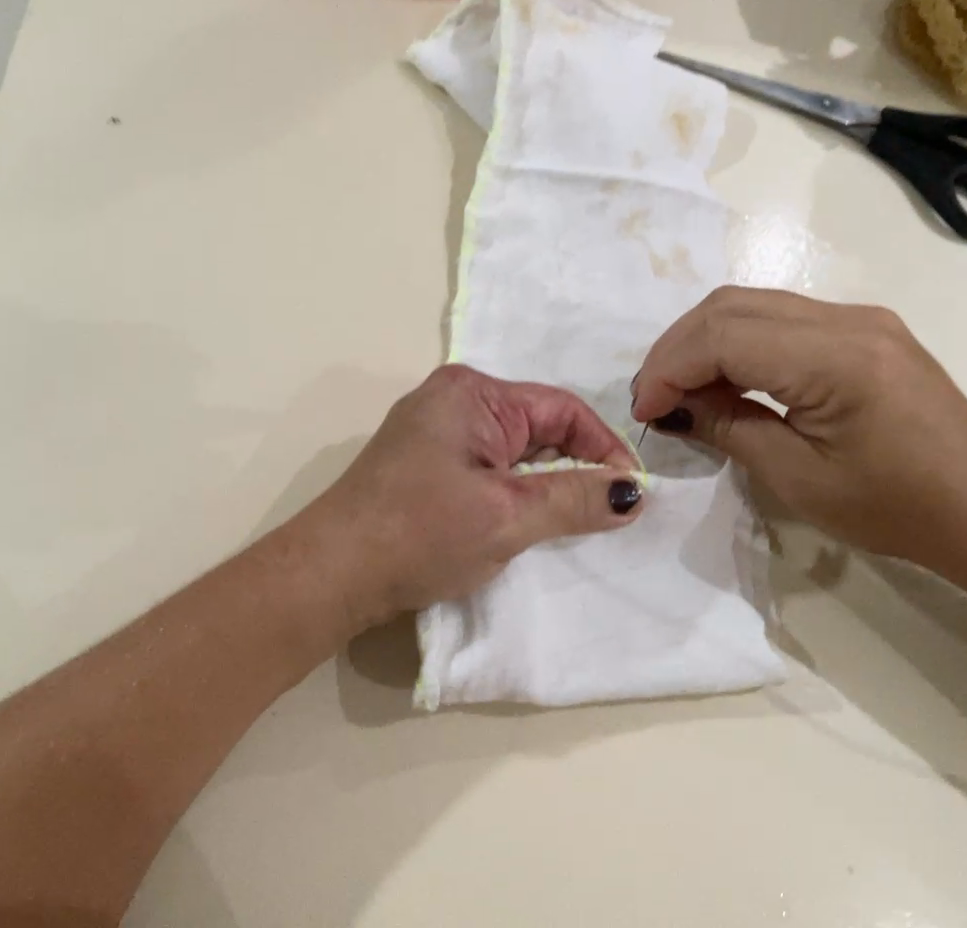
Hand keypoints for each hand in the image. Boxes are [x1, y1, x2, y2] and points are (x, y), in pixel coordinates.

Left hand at [313, 365, 643, 624]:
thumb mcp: (508, 516)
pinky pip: (486, 466)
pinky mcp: (421, 463)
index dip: (603, 448)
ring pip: (512, 450)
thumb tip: (632, 492)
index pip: (562, 408)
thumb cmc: (421, 534)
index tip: (630, 494)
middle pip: (537, 425)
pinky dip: (512, 490)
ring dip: (543, 482)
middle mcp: (451, 399)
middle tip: (605, 512)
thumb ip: (575, 499)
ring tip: (569, 520)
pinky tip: (522, 520)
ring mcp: (433, 431)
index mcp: (472, 393)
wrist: (333, 572)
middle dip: (574, 466)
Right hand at [630, 287, 966, 566]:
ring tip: (678, 392)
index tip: (644, 413)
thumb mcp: (797, 478)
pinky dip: (736, 343)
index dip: (669, 369)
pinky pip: (779, 319)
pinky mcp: (863, 330)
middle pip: (730, 306)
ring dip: (702, 342)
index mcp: (837, 358)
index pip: (723, 336)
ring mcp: (859, 318)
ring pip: (750, 305)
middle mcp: (848, 319)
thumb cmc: (897, 509)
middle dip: (676, 349)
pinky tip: (724, 381)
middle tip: (652, 400)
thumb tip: (674, 406)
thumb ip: (729, 427)